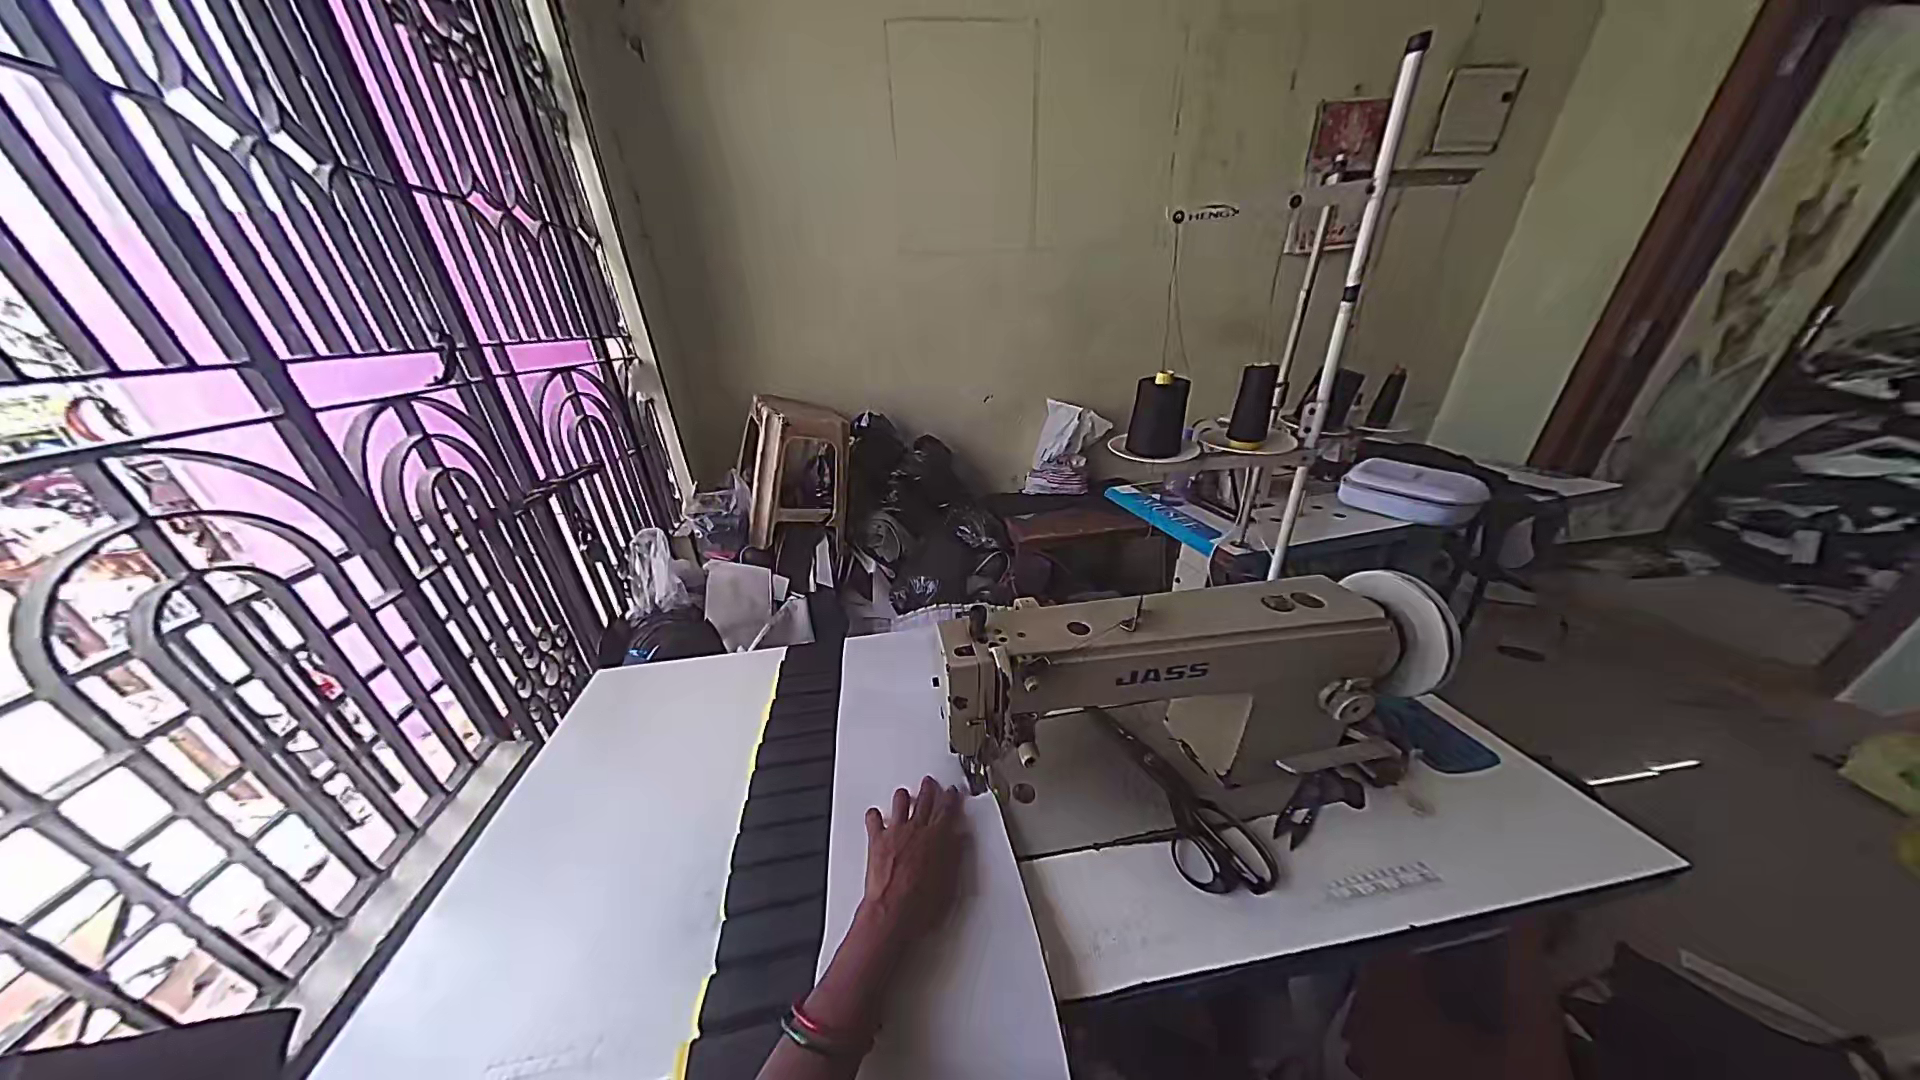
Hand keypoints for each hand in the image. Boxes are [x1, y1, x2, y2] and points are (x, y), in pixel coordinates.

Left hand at [857, 775, 964, 945]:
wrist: (892, 912)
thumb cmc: (921, 904)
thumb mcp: (949, 882)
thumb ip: (954, 856)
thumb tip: (958, 842)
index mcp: (938, 838)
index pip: (948, 810)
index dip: (951, 798)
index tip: (952, 792)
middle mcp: (917, 830)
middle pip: (925, 801)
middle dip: (929, 789)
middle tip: (929, 782)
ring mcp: (896, 832)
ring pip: (901, 803)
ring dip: (903, 796)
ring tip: (904, 793)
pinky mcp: (877, 840)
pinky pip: (874, 820)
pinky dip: (874, 816)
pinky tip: (875, 814)